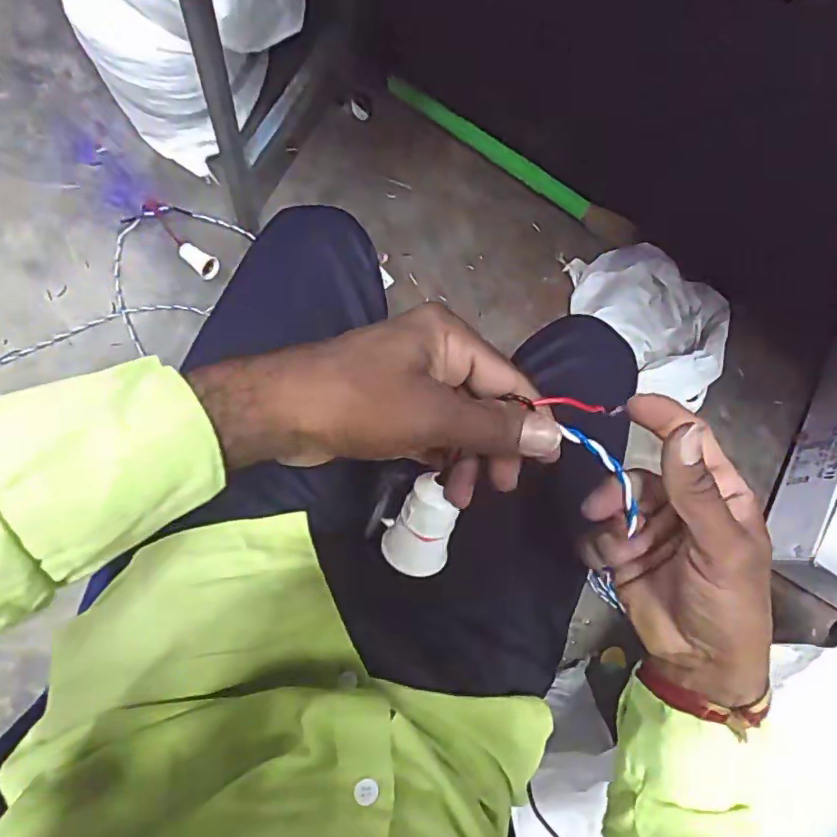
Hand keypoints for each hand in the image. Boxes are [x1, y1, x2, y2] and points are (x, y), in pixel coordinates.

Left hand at [186, 303, 561, 506]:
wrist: (281, 412)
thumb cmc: (362, 404)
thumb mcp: (435, 418)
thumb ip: (496, 429)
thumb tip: (555, 436)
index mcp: (450, 338)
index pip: (510, 380)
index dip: (531, 420)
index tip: (547, 462)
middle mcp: (436, 351)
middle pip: (486, 403)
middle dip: (494, 448)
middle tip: (503, 487)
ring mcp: (413, 379)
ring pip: (460, 423)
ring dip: (467, 460)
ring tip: (462, 498)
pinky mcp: (394, 406)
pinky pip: (433, 431)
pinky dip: (442, 457)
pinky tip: (444, 486)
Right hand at [576, 395, 773, 708]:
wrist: (700, 664)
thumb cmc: (730, 605)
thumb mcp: (722, 547)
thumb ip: (698, 491)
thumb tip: (682, 432)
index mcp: (719, 496)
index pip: (692, 442)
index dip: (665, 419)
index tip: (632, 404)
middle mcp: (683, 506)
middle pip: (641, 475)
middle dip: (620, 491)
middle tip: (604, 510)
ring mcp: (651, 530)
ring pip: (615, 504)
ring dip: (610, 524)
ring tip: (619, 551)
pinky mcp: (624, 556)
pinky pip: (599, 535)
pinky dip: (599, 546)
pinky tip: (612, 564)